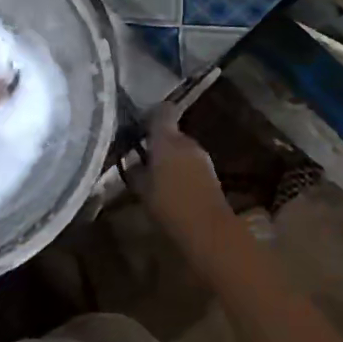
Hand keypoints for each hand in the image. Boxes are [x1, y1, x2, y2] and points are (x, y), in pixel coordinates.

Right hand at [146, 105, 233, 236]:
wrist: (207, 229)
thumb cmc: (168, 204)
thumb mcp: (141, 188)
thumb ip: (135, 170)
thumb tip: (131, 161)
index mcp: (167, 140)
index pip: (162, 112)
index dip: (150, 114)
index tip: (137, 125)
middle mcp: (187, 142)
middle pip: (171, 132)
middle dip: (156, 141)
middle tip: (139, 156)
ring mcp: (202, 157)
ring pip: (180, 149)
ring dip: (168, 157)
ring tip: (152, 174)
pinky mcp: (210, 173)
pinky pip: (189, 163)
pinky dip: (179, 169)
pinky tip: (168, 186)